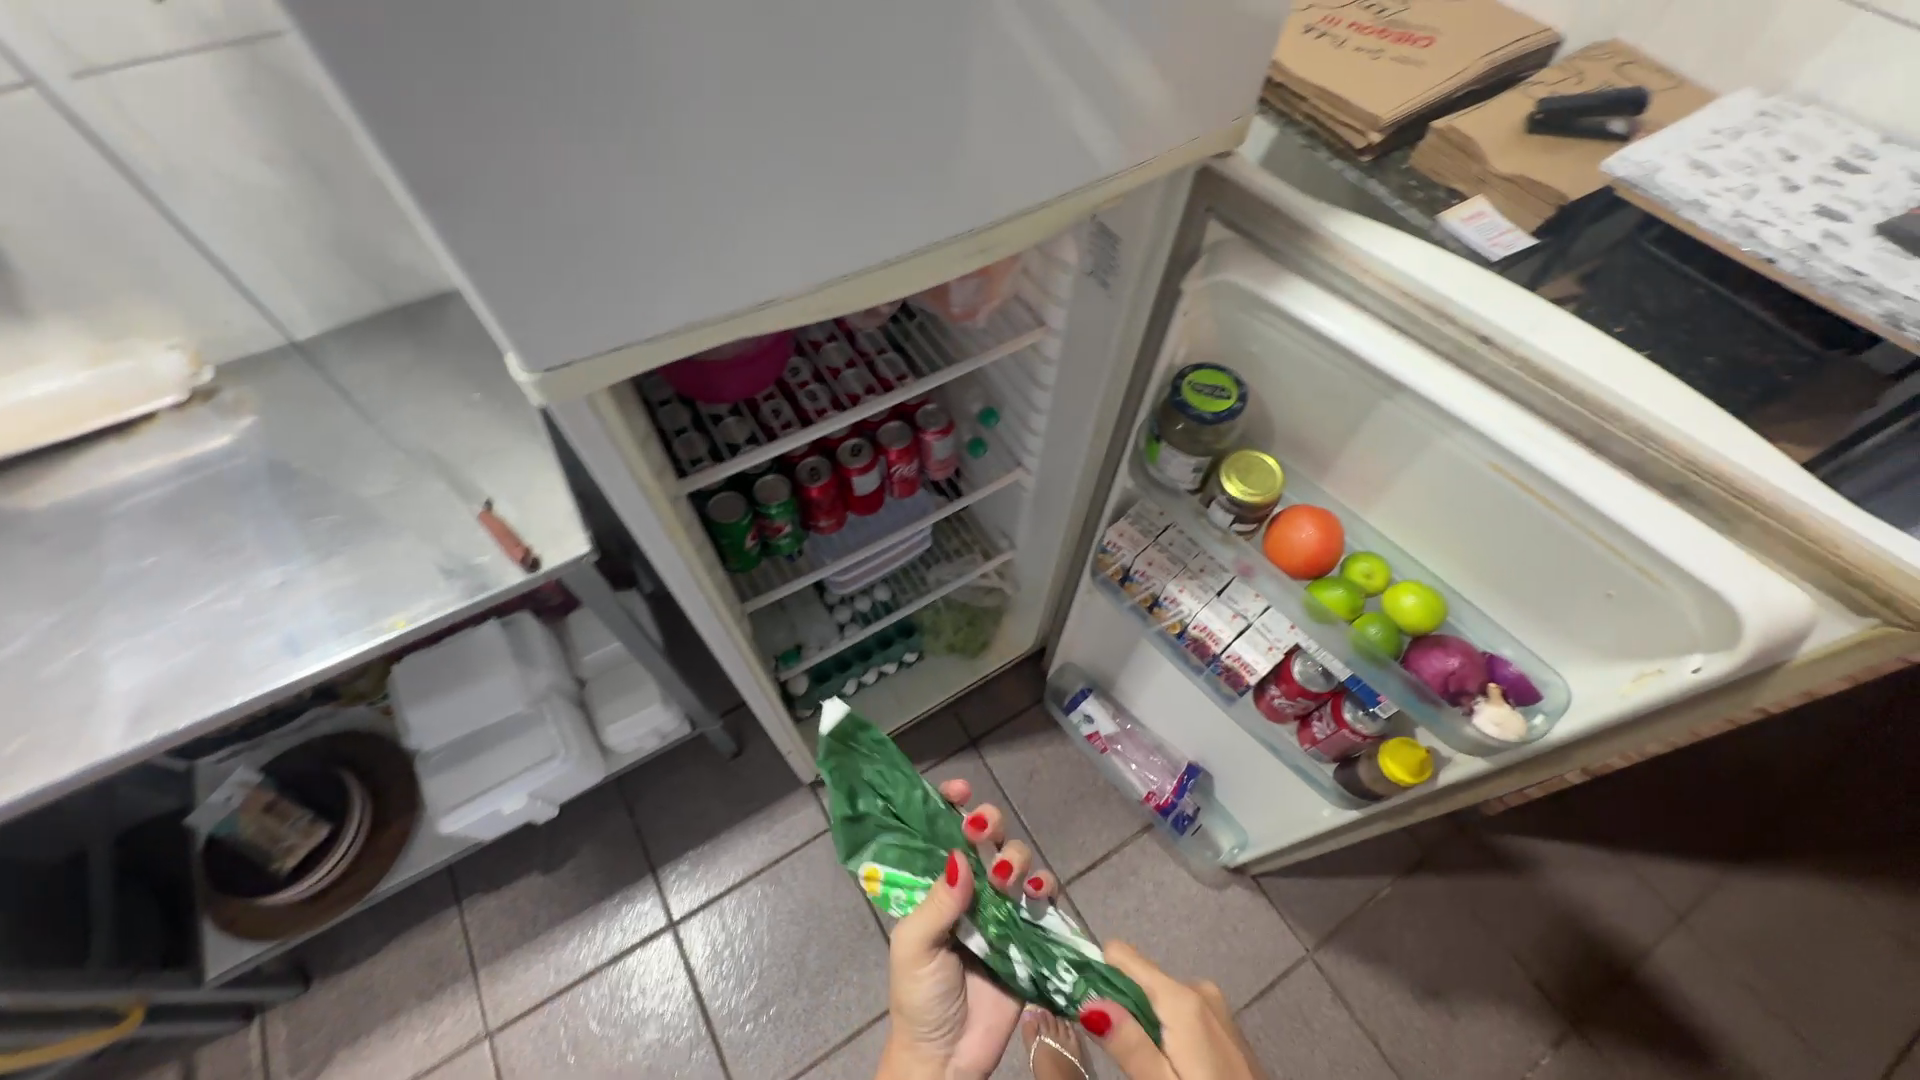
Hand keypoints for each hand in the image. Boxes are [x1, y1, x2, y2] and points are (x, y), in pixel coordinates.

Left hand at [879, 784, 1062, 1079]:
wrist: (947, 1057)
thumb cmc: (919, 998)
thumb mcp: (913, 947)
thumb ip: (937, 902)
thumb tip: (959, 857)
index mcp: (935, 887)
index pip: (942, 834)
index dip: (951, 806)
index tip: (960, 791)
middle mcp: (969, 890)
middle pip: (986, 838)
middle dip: (988, 823)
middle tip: (981, 831)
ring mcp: (1000, 911)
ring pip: (1017, 862)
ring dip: (1015, 856)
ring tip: (1005, 877)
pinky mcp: (1028, 935)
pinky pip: (1043, 900)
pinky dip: (1044, 886)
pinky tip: (1037, 891)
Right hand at [1076, 941, 1266, 1079]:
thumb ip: (1129, 1043)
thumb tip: (1088, 1000)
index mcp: (1182, 997)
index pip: (1121, 955)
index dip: (1097, 977)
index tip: (1084, 1009)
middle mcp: (1198, 988)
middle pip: (1139, 981)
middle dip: (1123, 1012)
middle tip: (1125, 1059)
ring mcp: (1216, 1006)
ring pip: (1159, 1000)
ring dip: (1146, 1027)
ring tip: (1153, 1070)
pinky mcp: (1224, 1024)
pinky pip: (1181, 1013)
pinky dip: (1168, 1033)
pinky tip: (1177, 1069)